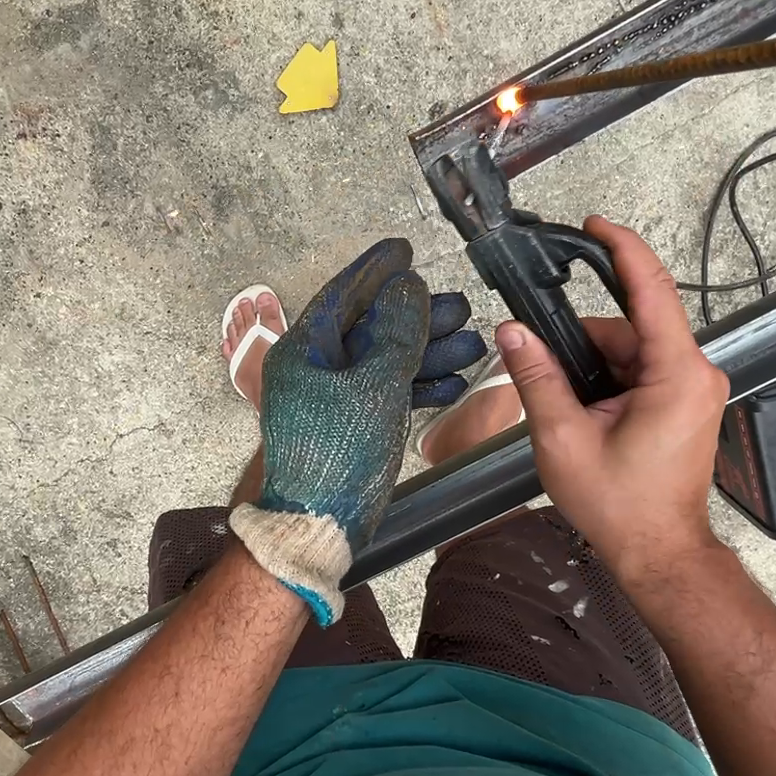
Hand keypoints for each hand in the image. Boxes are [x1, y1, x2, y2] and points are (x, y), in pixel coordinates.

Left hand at [231, 238, 432, 623]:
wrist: (316, 525)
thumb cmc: (338, 452)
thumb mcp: (374, 385)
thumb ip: (394, 333)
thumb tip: (405, 287)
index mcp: (306, 350)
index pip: (344, 295)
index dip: (377, 269)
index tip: (404, 249)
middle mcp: (313, 368)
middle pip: (369, 328)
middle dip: (416, 317)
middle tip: (459, 306)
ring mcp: (330, 399)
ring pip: (382, 362)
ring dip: (425, 352)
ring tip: (470, 343)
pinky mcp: (346, 426)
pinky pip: (382, 393)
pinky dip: (414, 387)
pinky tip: (452, 384)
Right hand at [494, 217, 729, 580]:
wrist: (657, 550)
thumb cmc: (621, 505)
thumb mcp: (562, 437)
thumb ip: (536, 377)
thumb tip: (512, 333)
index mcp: (675, 375)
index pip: (651, 291)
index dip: (622, 250)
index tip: (596, 226)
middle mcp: (693, 374)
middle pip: (625, 328)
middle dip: (577, 347)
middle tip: (543, 379)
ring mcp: (689, 388)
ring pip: (625, 351)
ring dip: (587, 371)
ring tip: (568, 418)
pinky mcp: (681, 402)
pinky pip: (635, 371)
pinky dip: (602, 383)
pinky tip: (583, 417)